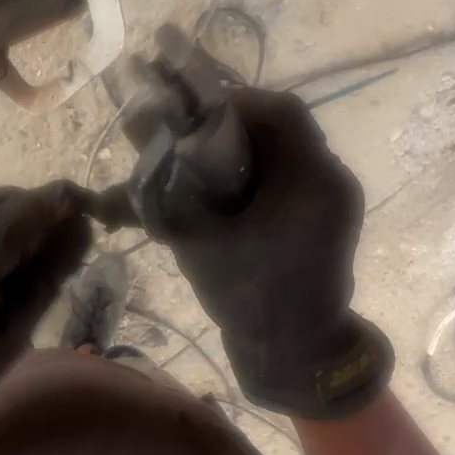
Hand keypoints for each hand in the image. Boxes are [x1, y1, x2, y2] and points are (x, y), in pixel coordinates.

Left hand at [0, 181, 92, 438]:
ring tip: (18, 259)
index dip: (64, 204)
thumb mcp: (14, 334)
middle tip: (57, 244)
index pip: (31, 208)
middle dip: (37, 214)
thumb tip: (81, 233)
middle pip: (6, 199)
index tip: (90, 211)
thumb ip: (48, 278)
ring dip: (7, 221)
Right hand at [149, 88, 391, 418]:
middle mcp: (333, 180)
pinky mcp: (331, 217)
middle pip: (283, 128)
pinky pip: (293, 177)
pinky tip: (227, 189)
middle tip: (190, 132)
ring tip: (203, 160)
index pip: (278, 111)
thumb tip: (117, 166)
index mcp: (311, 180)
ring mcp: (337, 199)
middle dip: (233, 125)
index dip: (233, 100)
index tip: (191, 109)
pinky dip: (260, 173)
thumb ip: (160, 198)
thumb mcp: (196, 244)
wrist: (297, 353)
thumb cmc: (248, 299)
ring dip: (246, 150)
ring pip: (288, 152)